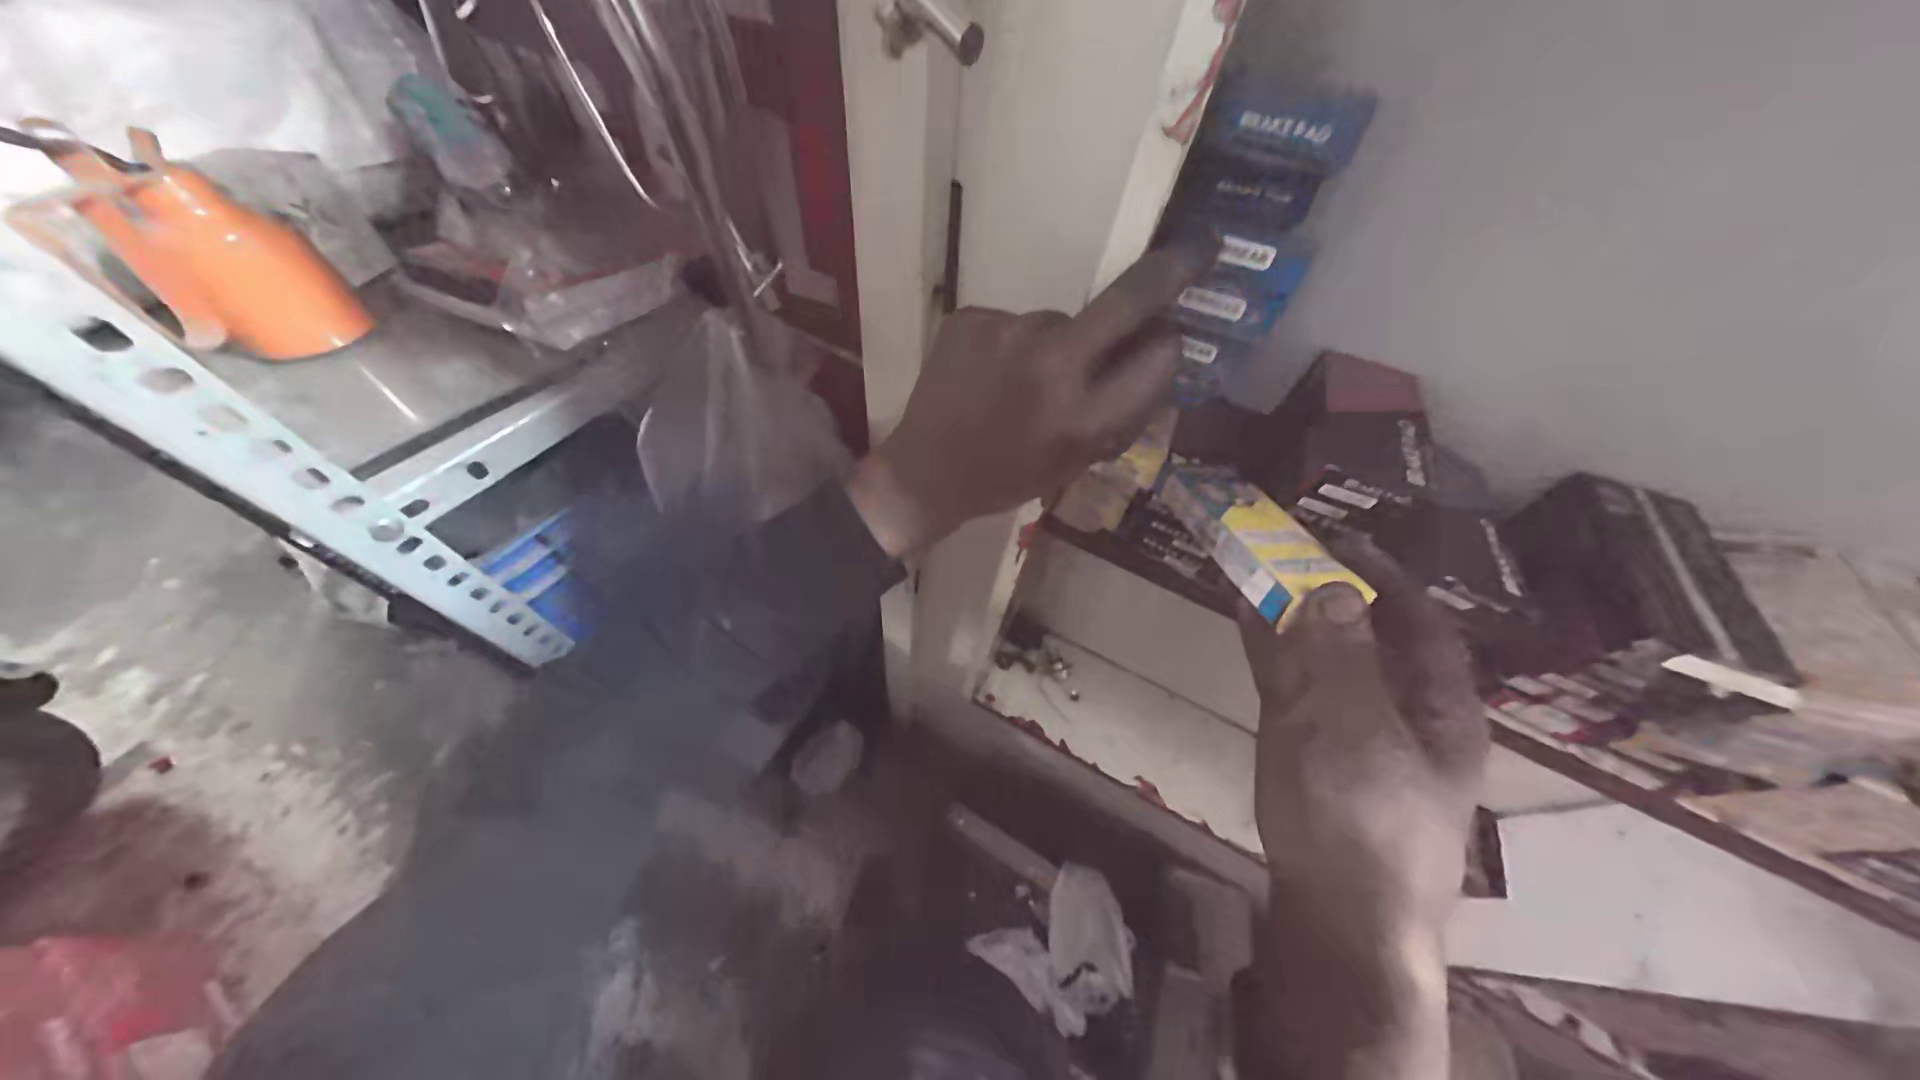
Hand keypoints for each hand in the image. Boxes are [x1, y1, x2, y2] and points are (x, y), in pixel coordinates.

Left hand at [846, 243, 1211, 556]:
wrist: (925, 472)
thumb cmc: (1005, 479)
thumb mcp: (1074, 463)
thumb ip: (1120, 415)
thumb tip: (1158, 357)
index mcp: (1082, 416)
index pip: (1158, 357)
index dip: (1167, 347)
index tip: (1168, 336)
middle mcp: (1051, 364)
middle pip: (1127, 298)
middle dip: (1170, 269)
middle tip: (1197, 248)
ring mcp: (1006, 332)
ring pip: (1058, 319)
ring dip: (1056, 341)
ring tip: (1020, 380)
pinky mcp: (970, 318)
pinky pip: (1012, 323)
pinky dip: (1011, 344)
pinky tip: (988, 374)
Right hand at [1236, 531, 1486, 1079]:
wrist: (1333, 903)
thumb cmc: (1366, 820)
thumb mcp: (1359, 734)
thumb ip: (1342, 659)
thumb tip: (1331, 587)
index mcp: (1436, 706)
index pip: (1417, 624)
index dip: (1384, 579)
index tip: (1344, 540)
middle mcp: (1391, 702)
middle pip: (1361, 629)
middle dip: (1327, 585)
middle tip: (1287, 541)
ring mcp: (1339, 716)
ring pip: (1315, 646)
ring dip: (1289, 605)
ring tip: (1257, 559)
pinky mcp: (1297, 731)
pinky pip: (1282, 672)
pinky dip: (1264, 638)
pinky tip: (1243, 605)